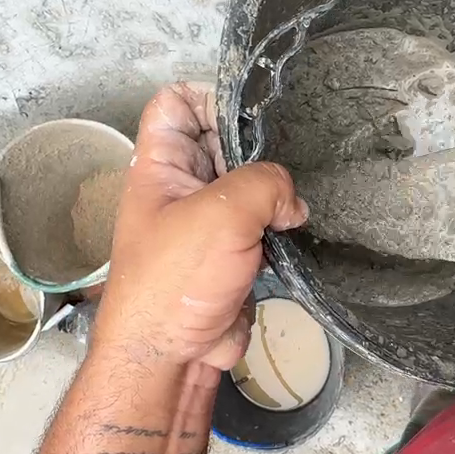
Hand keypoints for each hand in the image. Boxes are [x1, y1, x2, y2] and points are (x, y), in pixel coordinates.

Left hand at [91, 84, 306, 371]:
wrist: (173, 355)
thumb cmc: (174, 284)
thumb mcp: (223, 216)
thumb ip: (267, 186)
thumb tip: (291, 203)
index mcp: (160, 166)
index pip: (177, 103)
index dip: (211, 98)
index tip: (250, 117)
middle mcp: (182, 187)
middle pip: (222, 140)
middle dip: (257, 148)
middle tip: (284, 164)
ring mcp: (208, 220)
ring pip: (249, 184)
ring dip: (274, 193)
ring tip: (291, 203)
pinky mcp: (232, 251)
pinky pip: (262, 222)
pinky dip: (280, 225)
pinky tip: (294, 231)